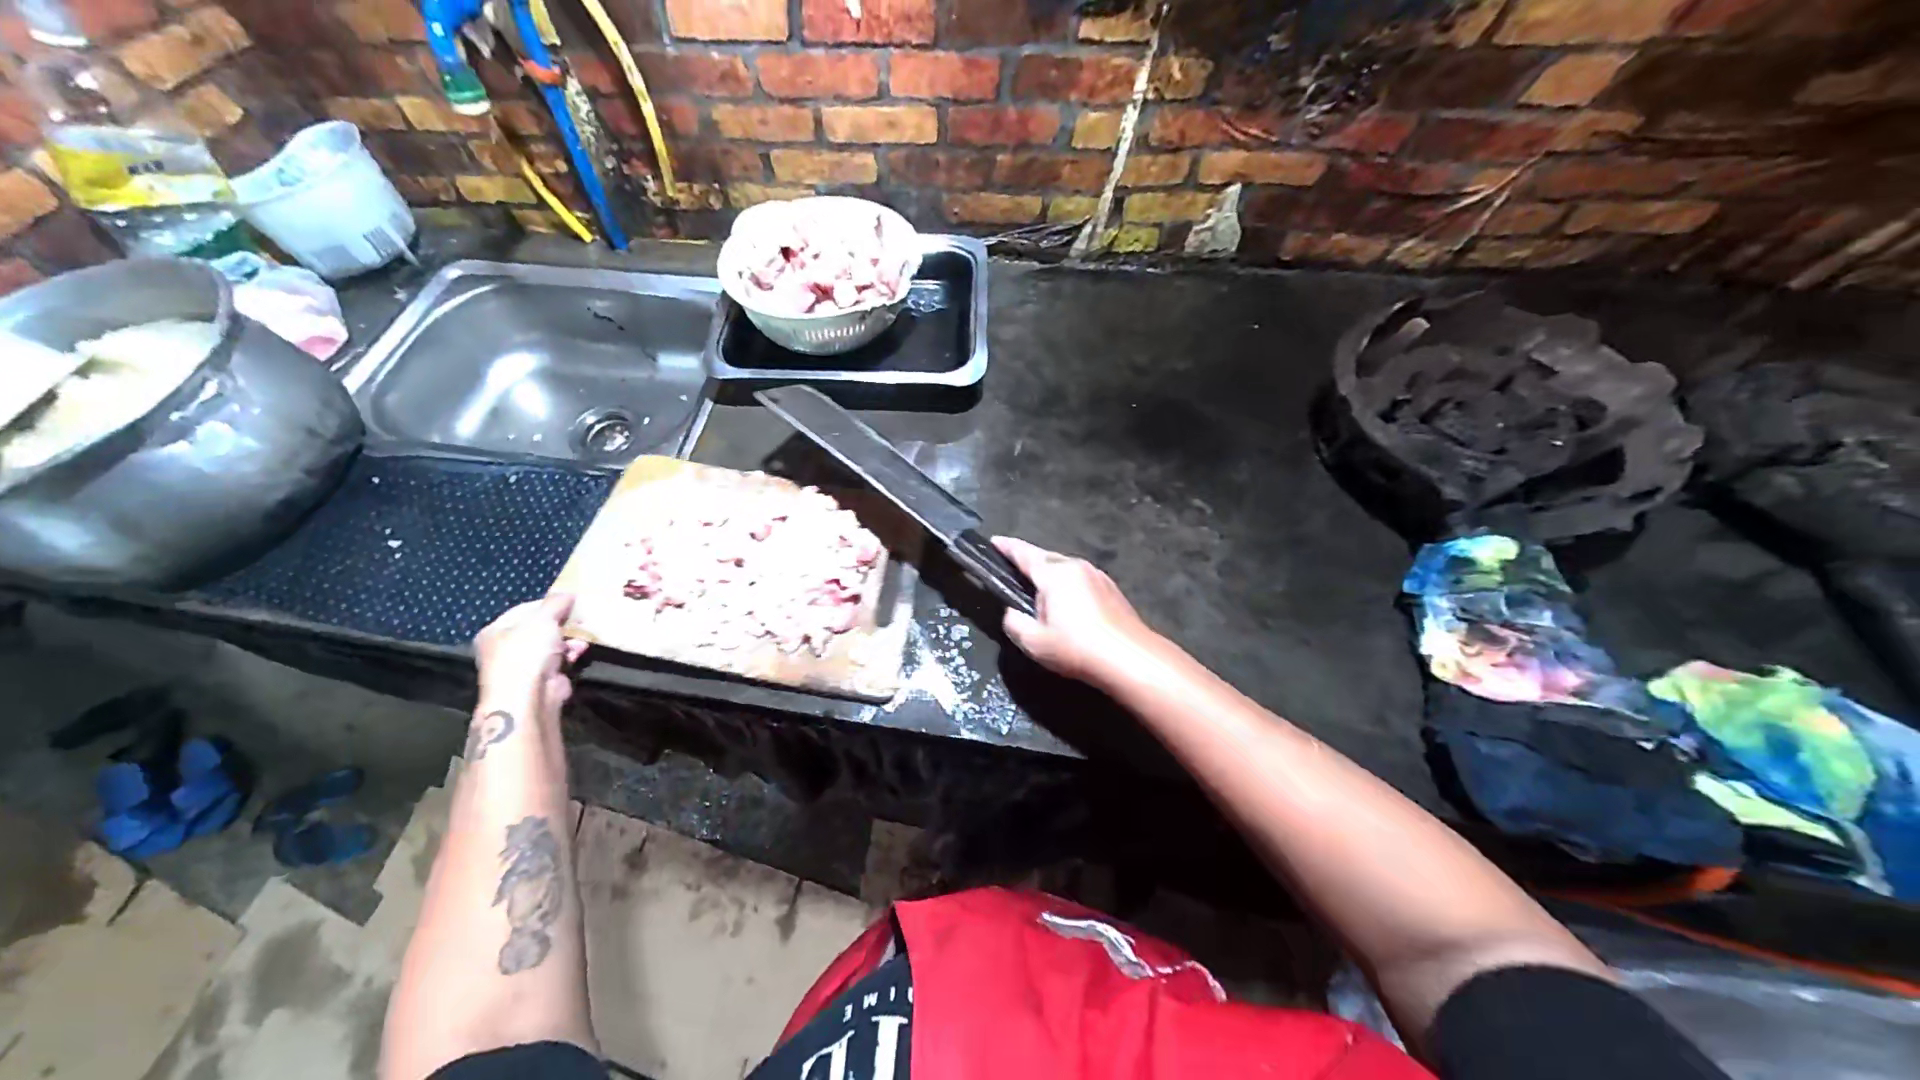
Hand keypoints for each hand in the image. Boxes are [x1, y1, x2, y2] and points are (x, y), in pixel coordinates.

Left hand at [474, 594, 588, 715]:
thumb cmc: (526, 652)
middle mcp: (505, 647)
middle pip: (539, 627)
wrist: (527, 697)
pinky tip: (581, 650)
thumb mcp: (542, 619)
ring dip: (570, 638)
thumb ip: (556, 602)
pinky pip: (560, 659)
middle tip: (581, 617)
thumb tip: (569, 593)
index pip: (525, 609)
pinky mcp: (542, 678)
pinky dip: (571, 653)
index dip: (549, 603)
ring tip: (584, 634)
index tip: (571, 601)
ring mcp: (524, 665)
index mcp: (496, 630)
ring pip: (552, 644)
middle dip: (562, 622)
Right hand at [993, 537, 1156, 686]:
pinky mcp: (1111, 590)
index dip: (1006, 547)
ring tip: (1040, 597)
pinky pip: (1081, 581)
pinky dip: (1068, 588)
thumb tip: (1012, 613)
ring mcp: (1098, 576)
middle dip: (1029, 564)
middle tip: (1013, 576)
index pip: (1023, 553)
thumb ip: (1014, 623)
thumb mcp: (1033, 642)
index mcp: (1054, 574)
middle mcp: (1076, 567)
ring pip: (1065, 570)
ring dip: (1051, 578)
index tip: (993, 542)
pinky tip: (1068, 608)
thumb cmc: (1077, 648)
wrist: (1130, 659)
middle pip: (1046, 559)